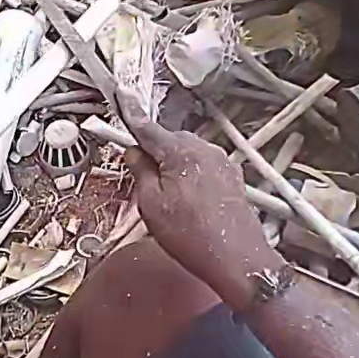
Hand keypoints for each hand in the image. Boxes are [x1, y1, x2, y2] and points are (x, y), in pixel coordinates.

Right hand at [119, 93, 278, 305]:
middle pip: (168, 141)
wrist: (237, 259)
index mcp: (181, 152)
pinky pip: (201, 167)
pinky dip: (188, 177)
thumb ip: (140, 172)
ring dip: (172, 168)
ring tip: (166, 202)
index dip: (130, 116)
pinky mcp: (231, 177)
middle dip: (152, 154)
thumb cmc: (192, 235)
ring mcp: (221, 162)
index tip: (121, 98)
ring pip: (185, 155)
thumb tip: (134, 152)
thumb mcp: (151, 205)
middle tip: (139, 181)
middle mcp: (204, 150)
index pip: (147, 128)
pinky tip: (186, 203)